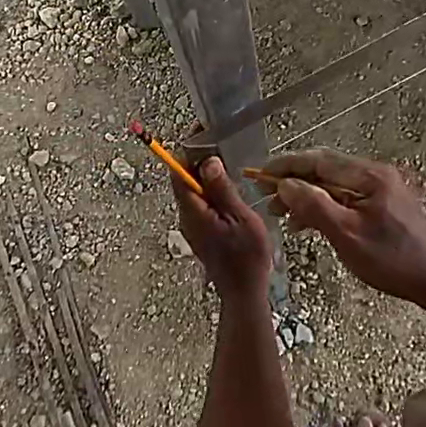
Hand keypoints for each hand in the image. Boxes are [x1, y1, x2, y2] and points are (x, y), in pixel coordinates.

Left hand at [172, 157, 272, 297]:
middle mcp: (186, 217)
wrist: (243, 290)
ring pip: (193, 193)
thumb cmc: (246, 257)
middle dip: (198, 161)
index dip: (187, 151)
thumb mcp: (240, 218)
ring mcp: (191, 226)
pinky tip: (228, 192)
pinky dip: (210, 193)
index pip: (179, 173)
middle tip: (219, 147)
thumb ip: (222, 189)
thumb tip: (208, 162)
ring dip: (206, 177)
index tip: (201, 135)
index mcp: (193, 211)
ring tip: (227, 167)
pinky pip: (200, 205)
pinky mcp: (199, 232)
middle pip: (184, 181)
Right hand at [265, 149, 425, 301]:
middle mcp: (375, 176)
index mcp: (368, 176)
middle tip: (268, 200)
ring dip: (307, 197)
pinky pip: (345, 200)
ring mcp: (380, 191)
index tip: (260, 174)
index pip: (319, 160)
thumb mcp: (346, 234)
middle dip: (294, 182)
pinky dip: (323, 208)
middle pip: (325, 170)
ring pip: (333, 186)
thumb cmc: (394, 260)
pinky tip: (308, 224)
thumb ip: (314, 206)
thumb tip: (286, 185)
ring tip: (283, 215)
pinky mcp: (382, 208)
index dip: (286, 165)